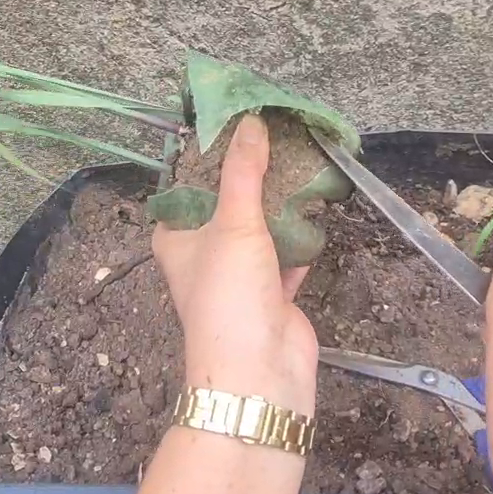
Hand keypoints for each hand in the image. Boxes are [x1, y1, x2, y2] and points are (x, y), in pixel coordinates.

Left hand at [153, 114, 317, 415]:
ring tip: (301, 163)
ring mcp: (239, 275)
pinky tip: (316, 211)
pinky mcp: (272, 292)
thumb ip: (244, 171)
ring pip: (259, 227)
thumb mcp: (233, 222)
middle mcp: (204, 254)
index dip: (206, 156)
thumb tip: (250, 120)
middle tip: (278, 137)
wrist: (261, 373)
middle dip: (252, 175)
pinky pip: (286, 254)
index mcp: (177, 237)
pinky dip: (299, 237)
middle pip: (227, 203)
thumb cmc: (229, 295)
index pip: (186, 186)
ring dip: (278, 204)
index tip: (234, 124)